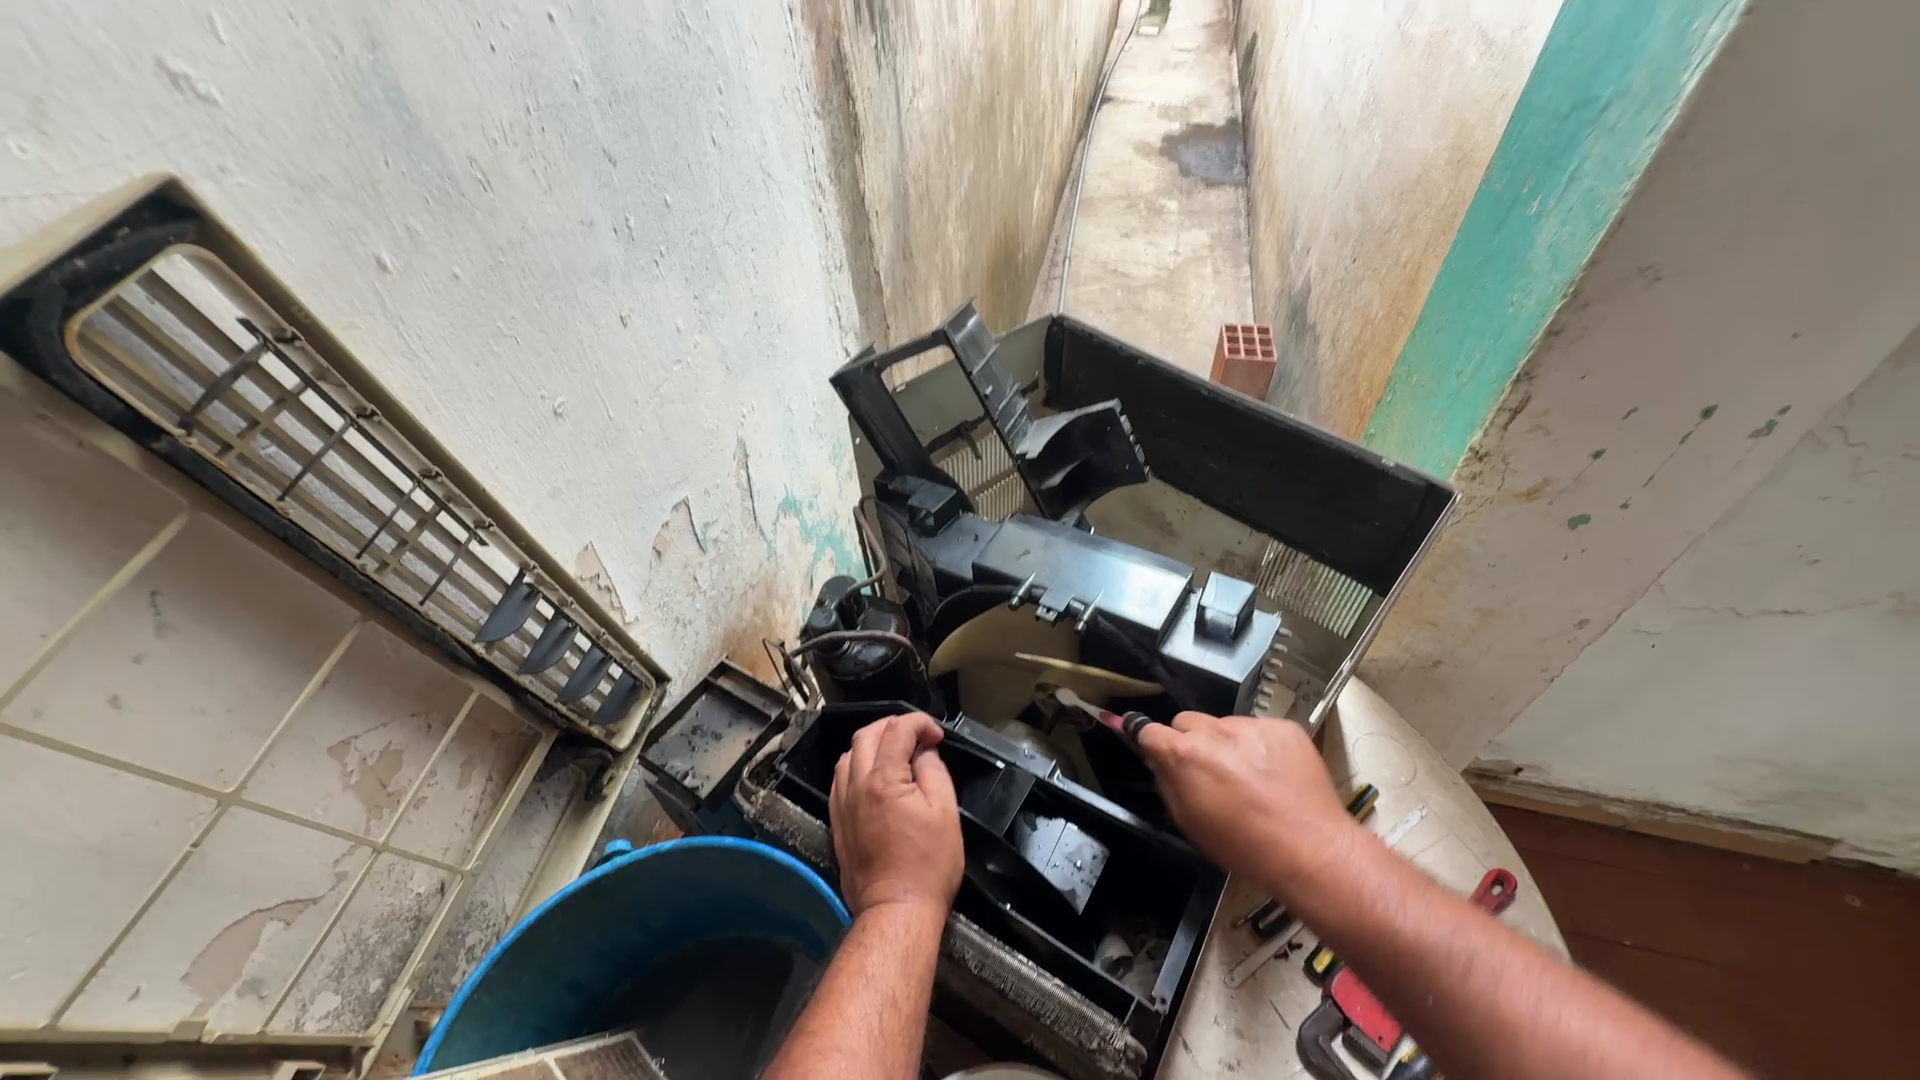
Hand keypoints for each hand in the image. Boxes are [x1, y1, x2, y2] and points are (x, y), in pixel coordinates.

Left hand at [830, 712, 962, 918]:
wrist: (896, 910)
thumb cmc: (929, 865)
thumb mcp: (946, 812)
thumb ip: (934, 771)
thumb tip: (925, 751)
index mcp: (884, 780)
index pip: (897, 731)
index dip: (920, 723)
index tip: (937, 736)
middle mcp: (856, 786)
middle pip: (865, 735)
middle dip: (892, 726)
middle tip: (917, 736)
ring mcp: (842, 805)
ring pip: (849, 756)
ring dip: (872, 745)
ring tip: (895, 753)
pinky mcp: (838, 823)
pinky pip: (841, 781)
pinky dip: (857, 767)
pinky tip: (874, 778)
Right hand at [1135, 712, 1355, 882]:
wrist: (1311, 851)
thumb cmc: (1244, 847)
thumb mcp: (1189, 822)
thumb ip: (1166, 782)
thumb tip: (1155, 758)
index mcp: (1186, 755)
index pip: (1149, 729)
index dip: (1148, 738)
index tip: (1150, 743)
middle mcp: (1217, 731)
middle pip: (1187, 721)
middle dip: (1190, 741)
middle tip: (1207, 770)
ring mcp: (1253, 726)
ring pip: (1224, 724)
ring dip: (1227, 743)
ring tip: (1248, 777)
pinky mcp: (1284, 727)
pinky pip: (1258, 728)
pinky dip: (1259, 745)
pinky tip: (1272, 773)